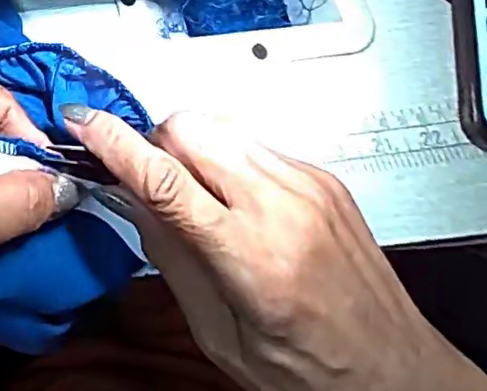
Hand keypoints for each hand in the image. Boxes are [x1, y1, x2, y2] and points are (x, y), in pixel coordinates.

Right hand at [66, 108, 486, 390]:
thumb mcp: (219, 332)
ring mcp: (306, 184)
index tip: (85, 122)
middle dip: (155, 143)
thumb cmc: (314, 373)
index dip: (115, 142)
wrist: (402, 377)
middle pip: (188, 128)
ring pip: (215, 124)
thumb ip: (167, 251)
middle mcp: (282, 208)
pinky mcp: (320, 173)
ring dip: (190, 148)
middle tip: (150, 177)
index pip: (165, 178)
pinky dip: (226, 158)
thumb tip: (128, 191)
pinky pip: (249, 139)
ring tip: (200, 194)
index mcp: (252, 259)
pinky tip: (238, 198)